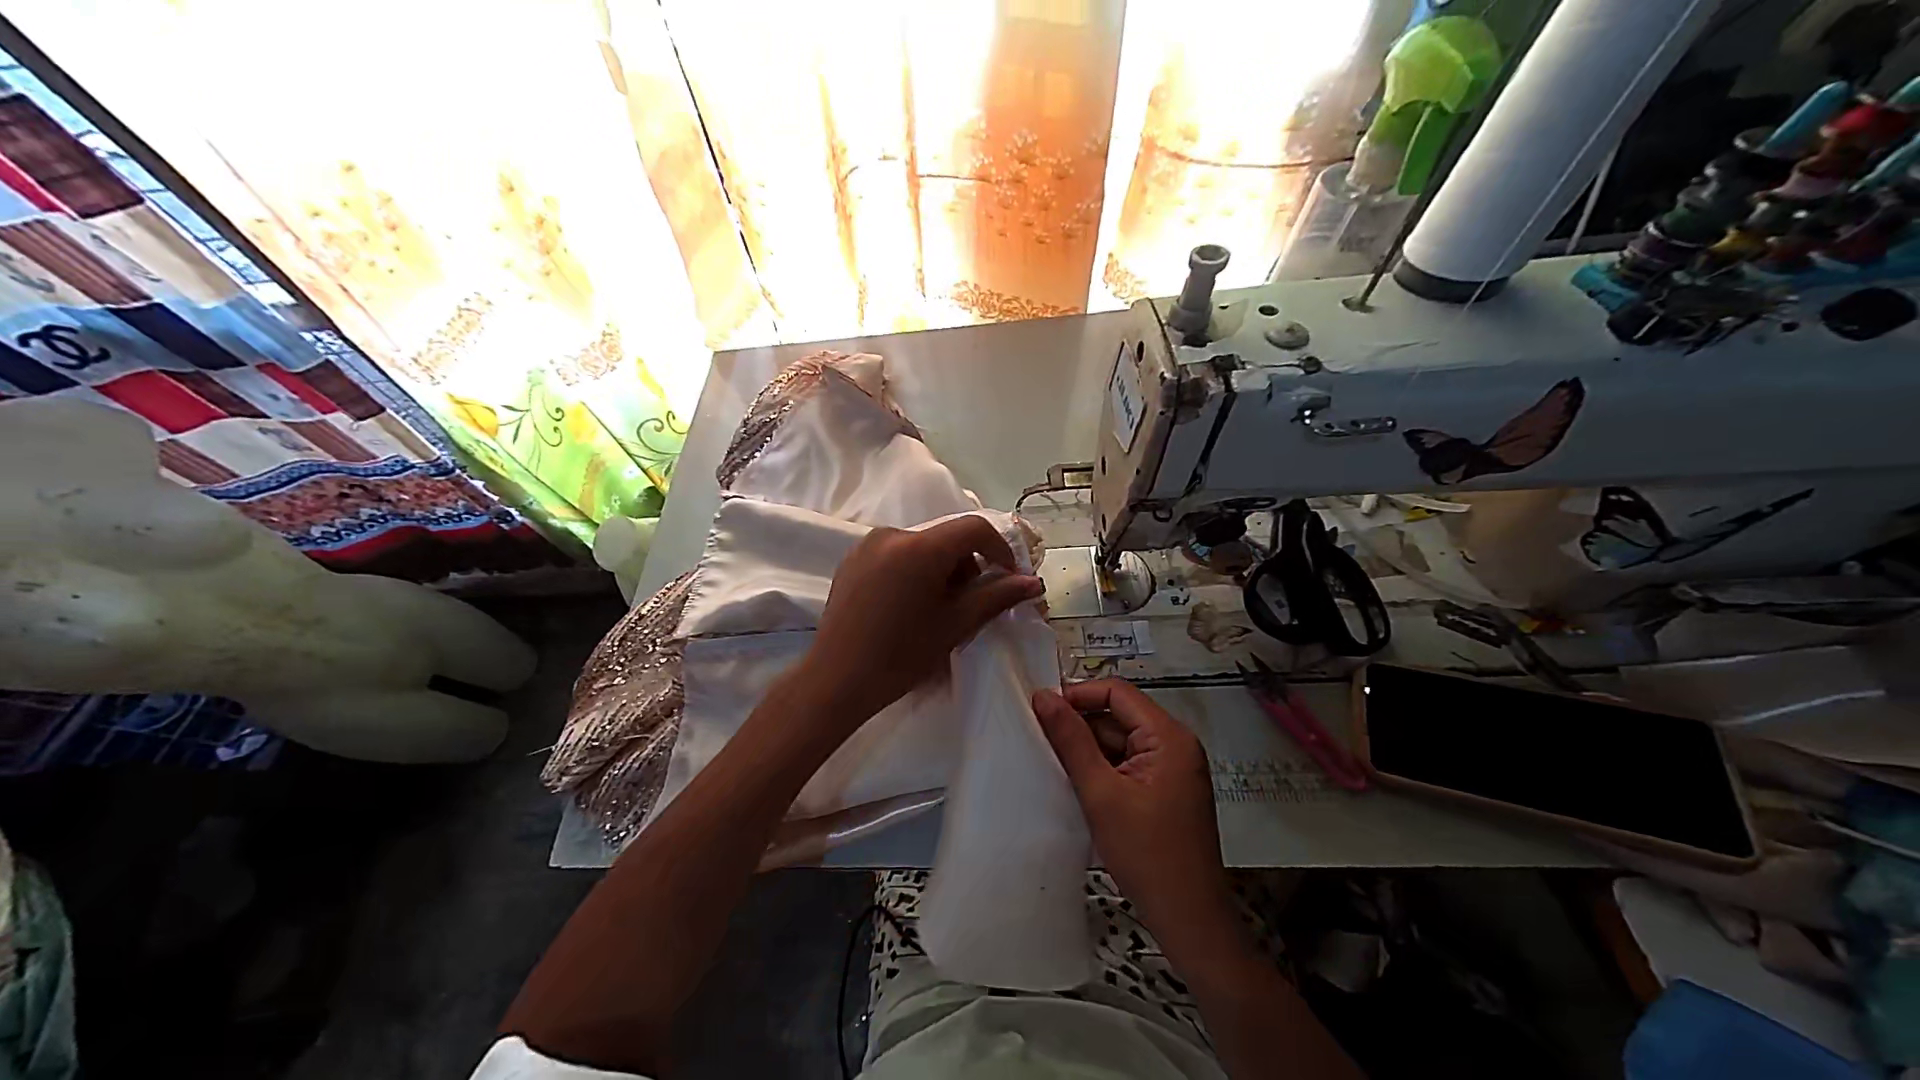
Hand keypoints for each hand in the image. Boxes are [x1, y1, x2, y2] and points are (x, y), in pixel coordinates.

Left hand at [796, 515, 1043, 730]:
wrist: (837, 680)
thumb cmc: (901, 655)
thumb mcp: (955, 625)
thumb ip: (997, 597)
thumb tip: (1032, 583)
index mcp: (920, 547)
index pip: (974, 528)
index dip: (999, 549)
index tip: (1008, 578)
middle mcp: (892, 535)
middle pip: (946, 537)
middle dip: (967, 565)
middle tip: (971, 603)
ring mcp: (867, 545)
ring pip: (921, 546)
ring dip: (940, 569)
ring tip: (938, 609)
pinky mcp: (852, 560)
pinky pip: (896, 554)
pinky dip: (914, 571)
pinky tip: (908, 606)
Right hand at [1033, 679, 1236, 953]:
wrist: (1189, 920)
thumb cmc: (1146, 855)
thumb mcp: (1101, 793)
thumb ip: (1071, 740)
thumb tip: (1043, 697)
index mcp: (1169, 737)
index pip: (1118, 692)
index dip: (1078, 695)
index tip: (1040, 710)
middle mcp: (1176, 745)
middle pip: (1119, 716)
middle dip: (1080, 726)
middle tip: (1038, 739)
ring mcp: (1172, 769)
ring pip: (1120, 742)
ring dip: (1088, 750)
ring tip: (1051, 762)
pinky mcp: (1165, 791)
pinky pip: (1127, 765)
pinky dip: (1102, 770)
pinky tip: (1075, 784)